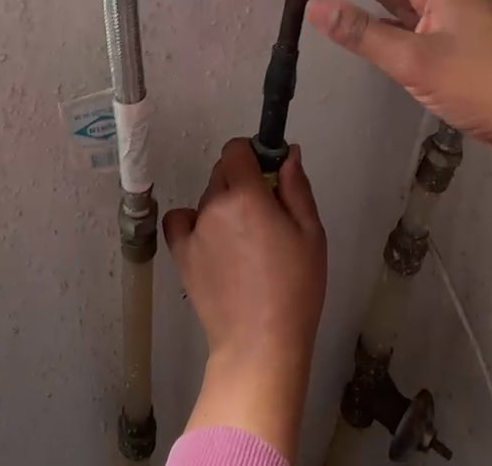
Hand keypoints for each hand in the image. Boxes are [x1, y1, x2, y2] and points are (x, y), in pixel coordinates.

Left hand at [164, 138, 325, 458]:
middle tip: (265, 216)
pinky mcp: (180, 253)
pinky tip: (213, 244)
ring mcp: (193, 229)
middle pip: (222, 172)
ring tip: (246, 245)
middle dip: (242, 182)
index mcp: (247, 195)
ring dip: (223, 206)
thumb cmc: (295, 289)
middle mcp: (214, 204)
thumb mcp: (311, 234)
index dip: (252, 154)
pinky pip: (180, 221)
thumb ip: (296, 187)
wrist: (261, 343)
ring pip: (207, 199)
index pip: (236, 149)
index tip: (268, 175)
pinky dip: (193, 224)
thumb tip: (288, 153)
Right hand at [305, 0, 491, 168]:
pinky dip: (397, 38)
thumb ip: (361, 33)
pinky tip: (378, 48)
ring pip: (408, 14)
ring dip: (378, 17)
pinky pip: (421, 36)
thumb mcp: (413, 60)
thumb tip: (314, 5)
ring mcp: (461, 26)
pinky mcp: (465, 53)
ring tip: (335, 19)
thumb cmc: (481, 86)